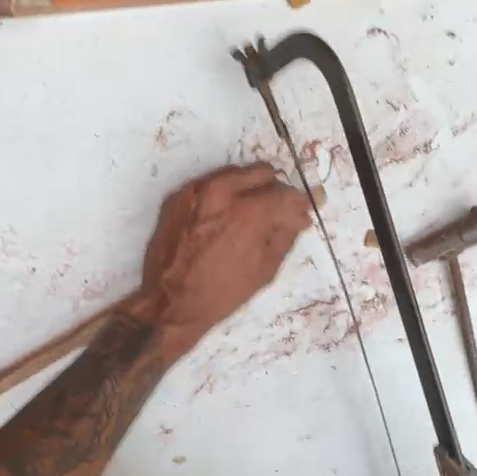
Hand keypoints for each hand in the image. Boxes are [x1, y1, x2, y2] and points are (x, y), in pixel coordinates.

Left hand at [129, 163, 311, 357]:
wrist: (170, 302)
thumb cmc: (221, 293)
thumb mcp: (264, 270)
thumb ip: (286, 235)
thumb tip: (301, 215)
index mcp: (248, 212)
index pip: (287, 194)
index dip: (301, 202)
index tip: (306, 208)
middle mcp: (222, 191)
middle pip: (263, 172)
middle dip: (275, 190)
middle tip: (277, 212)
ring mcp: (197, 191)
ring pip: (235, 173)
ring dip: (249, 188)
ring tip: (250, 215)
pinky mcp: (179, 196)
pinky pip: (210, 184)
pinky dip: (223, 195)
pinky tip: (223, 218)